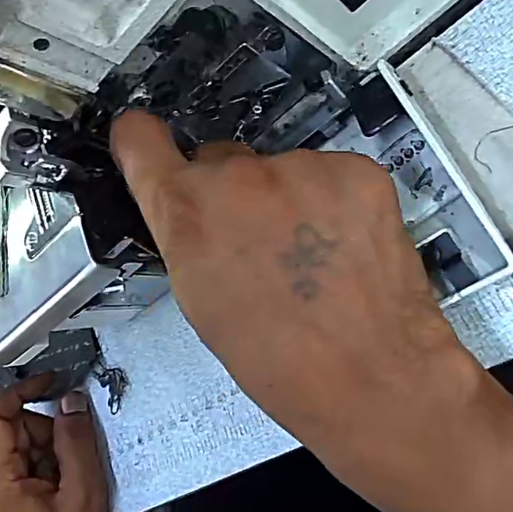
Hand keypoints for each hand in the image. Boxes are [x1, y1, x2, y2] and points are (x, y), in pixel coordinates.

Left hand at [0, 374, 110, 511]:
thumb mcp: (84, 492)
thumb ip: (77, 441)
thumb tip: (72, 401)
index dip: (22, 390)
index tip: (52, 381)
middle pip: (9, 430)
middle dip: (47, 431)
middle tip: (77, 457)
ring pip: (18, 446)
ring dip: (50, 451)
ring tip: (72, 483)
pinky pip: (21, 464)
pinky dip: (46, 466)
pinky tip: (64, 489)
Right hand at [110, 112, 492, 511]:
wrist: (370, 373)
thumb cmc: (288, 363)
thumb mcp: (204, 304)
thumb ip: (192, 242)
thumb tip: (197, 221)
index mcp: (188, 214)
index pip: (142, 141)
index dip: (145, 143)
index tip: (148, 138)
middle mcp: (241, 180)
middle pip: (226, 162)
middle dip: (239, 196)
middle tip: (266, 245)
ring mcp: (303, 171)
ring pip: (286, 171)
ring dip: (296, 202)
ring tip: (315, 261)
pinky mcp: (358, 174)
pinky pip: (336, 176)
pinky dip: (340, 204)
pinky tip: (345, 249)